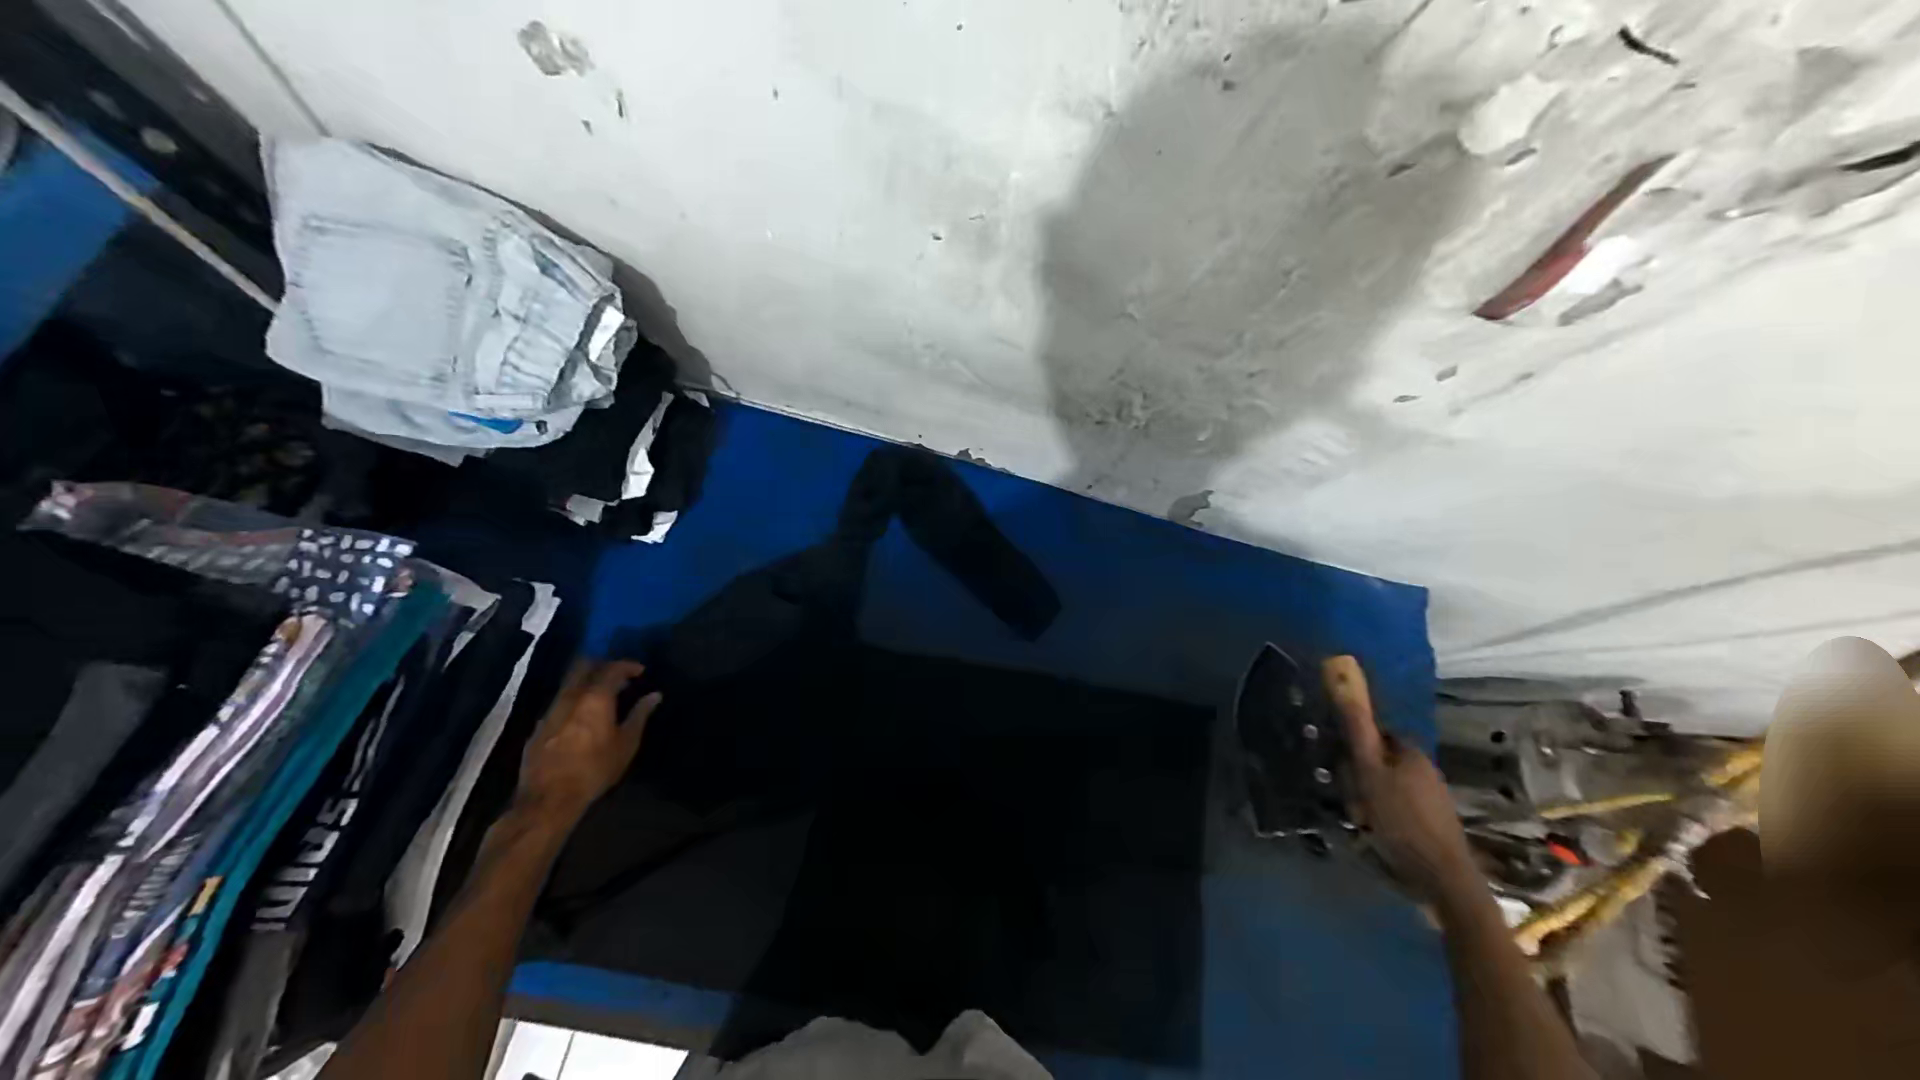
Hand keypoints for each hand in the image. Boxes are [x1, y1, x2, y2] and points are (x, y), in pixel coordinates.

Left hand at [514, 659, 660, 829]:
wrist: (549, 798)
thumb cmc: (595, 768)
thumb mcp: (626, 743)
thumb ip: (640, 715)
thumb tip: (654, 696)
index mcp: (595, 698)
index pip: (611, 668)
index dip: (627, 665)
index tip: (640, 671)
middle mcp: (570, 697)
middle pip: (583, 666)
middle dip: (602, 665)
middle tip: (618, 676)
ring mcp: (551, 711)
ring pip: (569, 684)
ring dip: (587, 683)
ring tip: (603, 696)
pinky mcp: (539, 727)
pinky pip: (559, 702)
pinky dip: (574, 701)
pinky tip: (582, 717)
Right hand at [1325, 655, 1477, 902]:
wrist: (1441, 878)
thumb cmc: (1400, 819)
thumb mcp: (1368, 771)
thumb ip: (1355, 725)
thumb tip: (1342, 670)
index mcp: (1410, 752)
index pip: (1374, 734)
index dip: (1352, 746)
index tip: (1337, 763)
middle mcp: (1425, 768)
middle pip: (1379, 760)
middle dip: (1358, 774)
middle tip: (1346, 795)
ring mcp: (1431, 797)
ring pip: (1387, 784)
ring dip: (1368, 796)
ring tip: (1357, 817)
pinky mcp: (1433, 822)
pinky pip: (1397, 806)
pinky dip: (1382, 814)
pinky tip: (1374, 830)